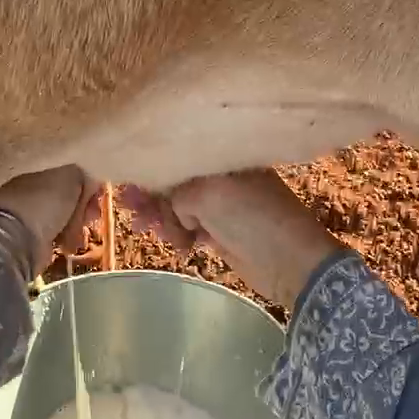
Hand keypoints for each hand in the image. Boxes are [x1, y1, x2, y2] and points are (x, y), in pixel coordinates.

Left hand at [0, 166, 98, 273]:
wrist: (14, 240)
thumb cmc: (43, 205)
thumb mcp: (70, 179)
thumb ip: (82, 177)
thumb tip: (90, 184)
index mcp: (34, 178)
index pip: (64, 181)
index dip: (84, 192)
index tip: (95, 204)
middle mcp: (24, 197)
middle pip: (60, 203)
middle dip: (78, 213)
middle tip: (89, 222)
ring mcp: (21, 222)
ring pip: (55, 223)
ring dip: (70, 230)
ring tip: (76, 240)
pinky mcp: (22, 246)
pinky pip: (48, 242)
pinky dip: (59, 244)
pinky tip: (65, 248)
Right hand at [124, 170, 342, 309]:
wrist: (292, 264)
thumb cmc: (254, 219)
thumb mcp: (208, 194)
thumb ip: (178, 192)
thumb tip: (171, 209)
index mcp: (225, 158)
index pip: (181, 155)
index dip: (153, 166)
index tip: (127, 177)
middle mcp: (223, 177)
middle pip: (176, 180)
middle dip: (151, 193)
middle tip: (127, 206)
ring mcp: (223, 206)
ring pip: (179, 207)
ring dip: (160, 216)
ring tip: (143, 228)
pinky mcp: (222, 232)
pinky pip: (189, 228)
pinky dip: (177, 234)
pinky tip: (171, 243)